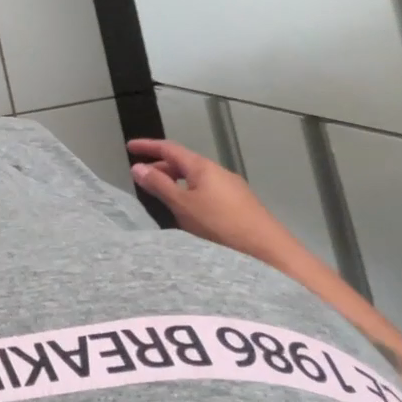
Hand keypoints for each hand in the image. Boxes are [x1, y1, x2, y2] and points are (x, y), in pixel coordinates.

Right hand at [126, 138, 311, 270]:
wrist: (272, 255)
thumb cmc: (221, 226)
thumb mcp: (183, 206)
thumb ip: (159, 185)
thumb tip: (137, 167)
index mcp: (203, 167)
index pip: (170, 148)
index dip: (148, 146)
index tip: (129, 147)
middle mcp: (219, 173)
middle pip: (184, 162)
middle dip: (161, 166)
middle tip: (142, 177)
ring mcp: (233, 190)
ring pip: (197, 179)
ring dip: (176, 182)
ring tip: (162, 196)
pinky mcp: (242, 207)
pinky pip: (208, 191)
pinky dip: (190, 193)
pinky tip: (188, 212)